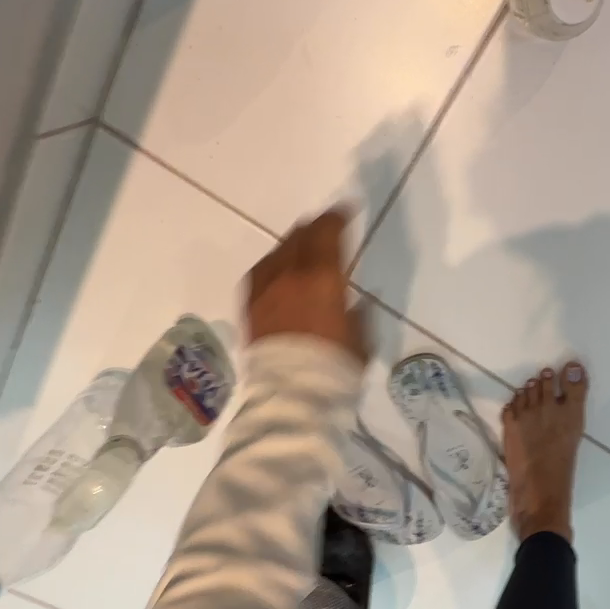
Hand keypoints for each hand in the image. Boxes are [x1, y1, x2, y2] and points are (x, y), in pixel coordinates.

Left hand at [245, 206, 366, 361]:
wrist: (290, 396)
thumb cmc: (334, 370)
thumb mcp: (360, 341)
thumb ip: (356, 314)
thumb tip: (352, 303)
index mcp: (323, 278)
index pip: (327, 233)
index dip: (337, 218)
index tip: (346, 212)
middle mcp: (291, 274)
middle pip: (300, 236)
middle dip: (316, 229)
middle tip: (326, 230)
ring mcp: (266, 288)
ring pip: (279, 251)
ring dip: (294, 245)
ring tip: (303, 250)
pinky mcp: (250, 306)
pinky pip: (261, 272)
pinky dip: (274, 265)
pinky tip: (279, 272)